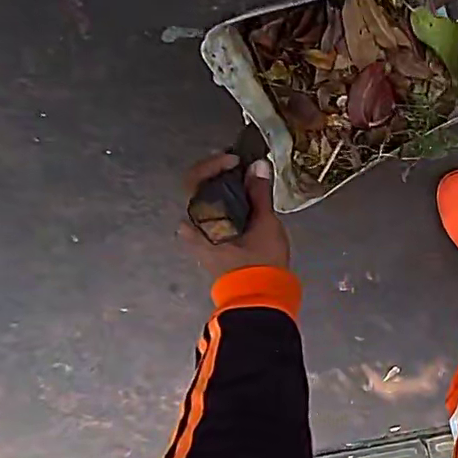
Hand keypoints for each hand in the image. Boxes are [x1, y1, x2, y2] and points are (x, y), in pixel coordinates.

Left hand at [180, 153, 290, 278]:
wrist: (261, 297)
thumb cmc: (261, 261)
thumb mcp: (264, 224)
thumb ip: (259, 193)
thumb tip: (258, 165)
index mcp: (198, 221)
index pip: (194, 179)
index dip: (214, 164)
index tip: (236, 161)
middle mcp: (192, 228)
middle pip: (201, 190)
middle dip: (222, 175)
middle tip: (244, 168)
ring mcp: (200, 240)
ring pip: (208, 204)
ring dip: (226, 190)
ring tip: (249, 183)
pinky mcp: (212, 247)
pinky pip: (214, 217)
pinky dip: (228, 205)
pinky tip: (247, 204)